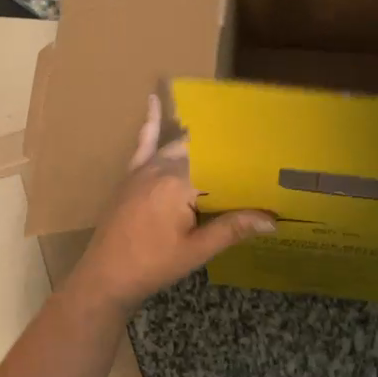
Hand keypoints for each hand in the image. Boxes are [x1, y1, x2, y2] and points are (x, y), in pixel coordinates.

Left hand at [63, 95, 274, 316]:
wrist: (105, 277)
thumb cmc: (152, 266)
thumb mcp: (196, 251)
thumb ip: (232, 229)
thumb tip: (272, 220)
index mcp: (179, 183)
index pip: (220, 165)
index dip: (245, 168)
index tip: (270, 168)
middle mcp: (161, 167)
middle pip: (202, 152)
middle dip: (227, 153)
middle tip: (256, 151)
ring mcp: (143, 169)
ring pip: (179, 145)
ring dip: (201, 139)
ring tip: (228, 129)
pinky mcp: (131, 176)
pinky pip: (143, 143)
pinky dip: (151, 122)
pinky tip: (153, 100)